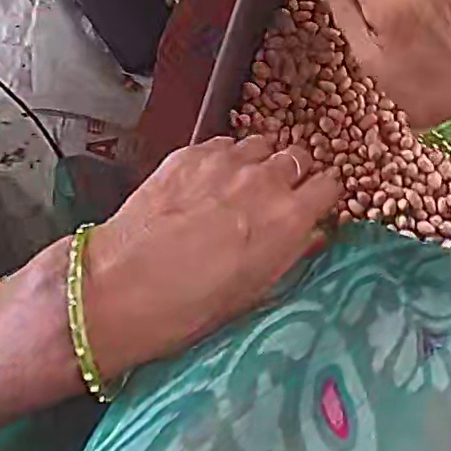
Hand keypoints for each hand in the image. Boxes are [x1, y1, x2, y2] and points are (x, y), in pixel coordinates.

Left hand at [80, 136, 340, 373]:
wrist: (121, 286)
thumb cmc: (191, 306)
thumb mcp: (256, 291)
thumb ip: (292, 253)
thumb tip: (311, 234)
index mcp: (289, 218)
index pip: (329, 185)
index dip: (321, 196)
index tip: (312, 204)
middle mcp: (264, 180)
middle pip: (297, 157)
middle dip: (292, 174)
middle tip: (274, 195)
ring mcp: (225, 161)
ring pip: (260, 144)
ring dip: (257, 162)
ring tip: (238, 185)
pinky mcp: (190, 153)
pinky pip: (222, 145)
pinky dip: (222, 159)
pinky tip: (205, 182)